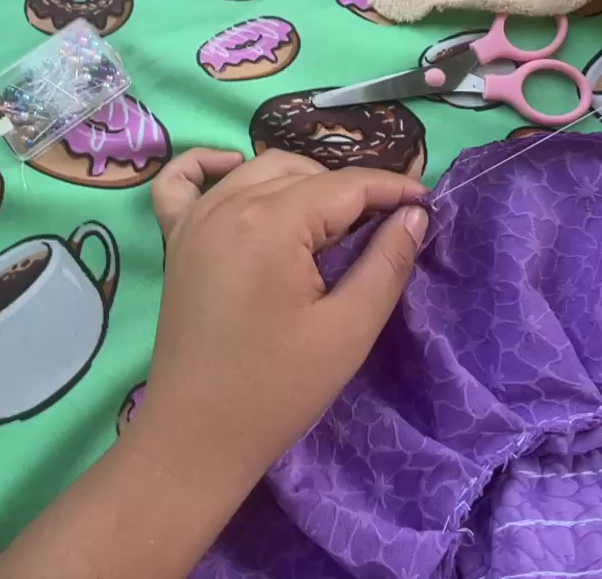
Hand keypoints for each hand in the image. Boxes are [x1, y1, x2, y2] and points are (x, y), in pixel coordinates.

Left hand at [133, 148, 427, 490]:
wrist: (196, 436)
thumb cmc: (277, 389)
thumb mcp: (348, 331)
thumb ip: (386, 264)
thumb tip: (414, 215)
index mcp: (273, 223)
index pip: (346, 185)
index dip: (391, 189)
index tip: (426, 202)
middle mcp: (230, 204)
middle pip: (305, 173)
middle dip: (352, 191)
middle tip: (384, 227)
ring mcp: (196, 217)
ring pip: (260, 169)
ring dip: (302, 181)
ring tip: (333, 220)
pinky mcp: (176, 237)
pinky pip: (183, 179)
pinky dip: (207, 164)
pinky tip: (233, 168)